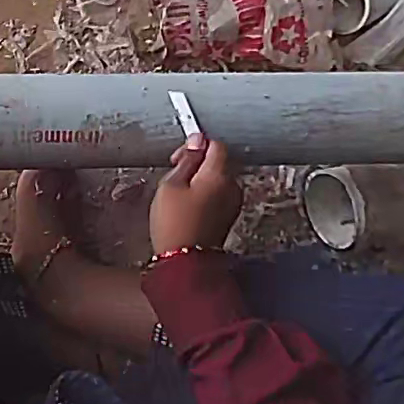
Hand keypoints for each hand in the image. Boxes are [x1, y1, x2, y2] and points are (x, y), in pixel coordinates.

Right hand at [149, 136, 241, 252]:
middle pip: (218, 162)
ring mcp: (232, 203)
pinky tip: (187, 205)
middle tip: (175, 173)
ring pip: (217, 179)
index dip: (197, 144)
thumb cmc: (174, 223)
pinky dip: (204, 193)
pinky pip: (218, 194)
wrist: (184, 261)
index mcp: (219, 175)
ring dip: (200, 179)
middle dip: (198, 163)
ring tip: (178, 193)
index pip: (216, 145)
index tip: (180, 153)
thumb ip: (186, 160)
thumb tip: (196, 142)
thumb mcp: (170, 185)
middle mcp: (232, 187)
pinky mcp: (227, 216)